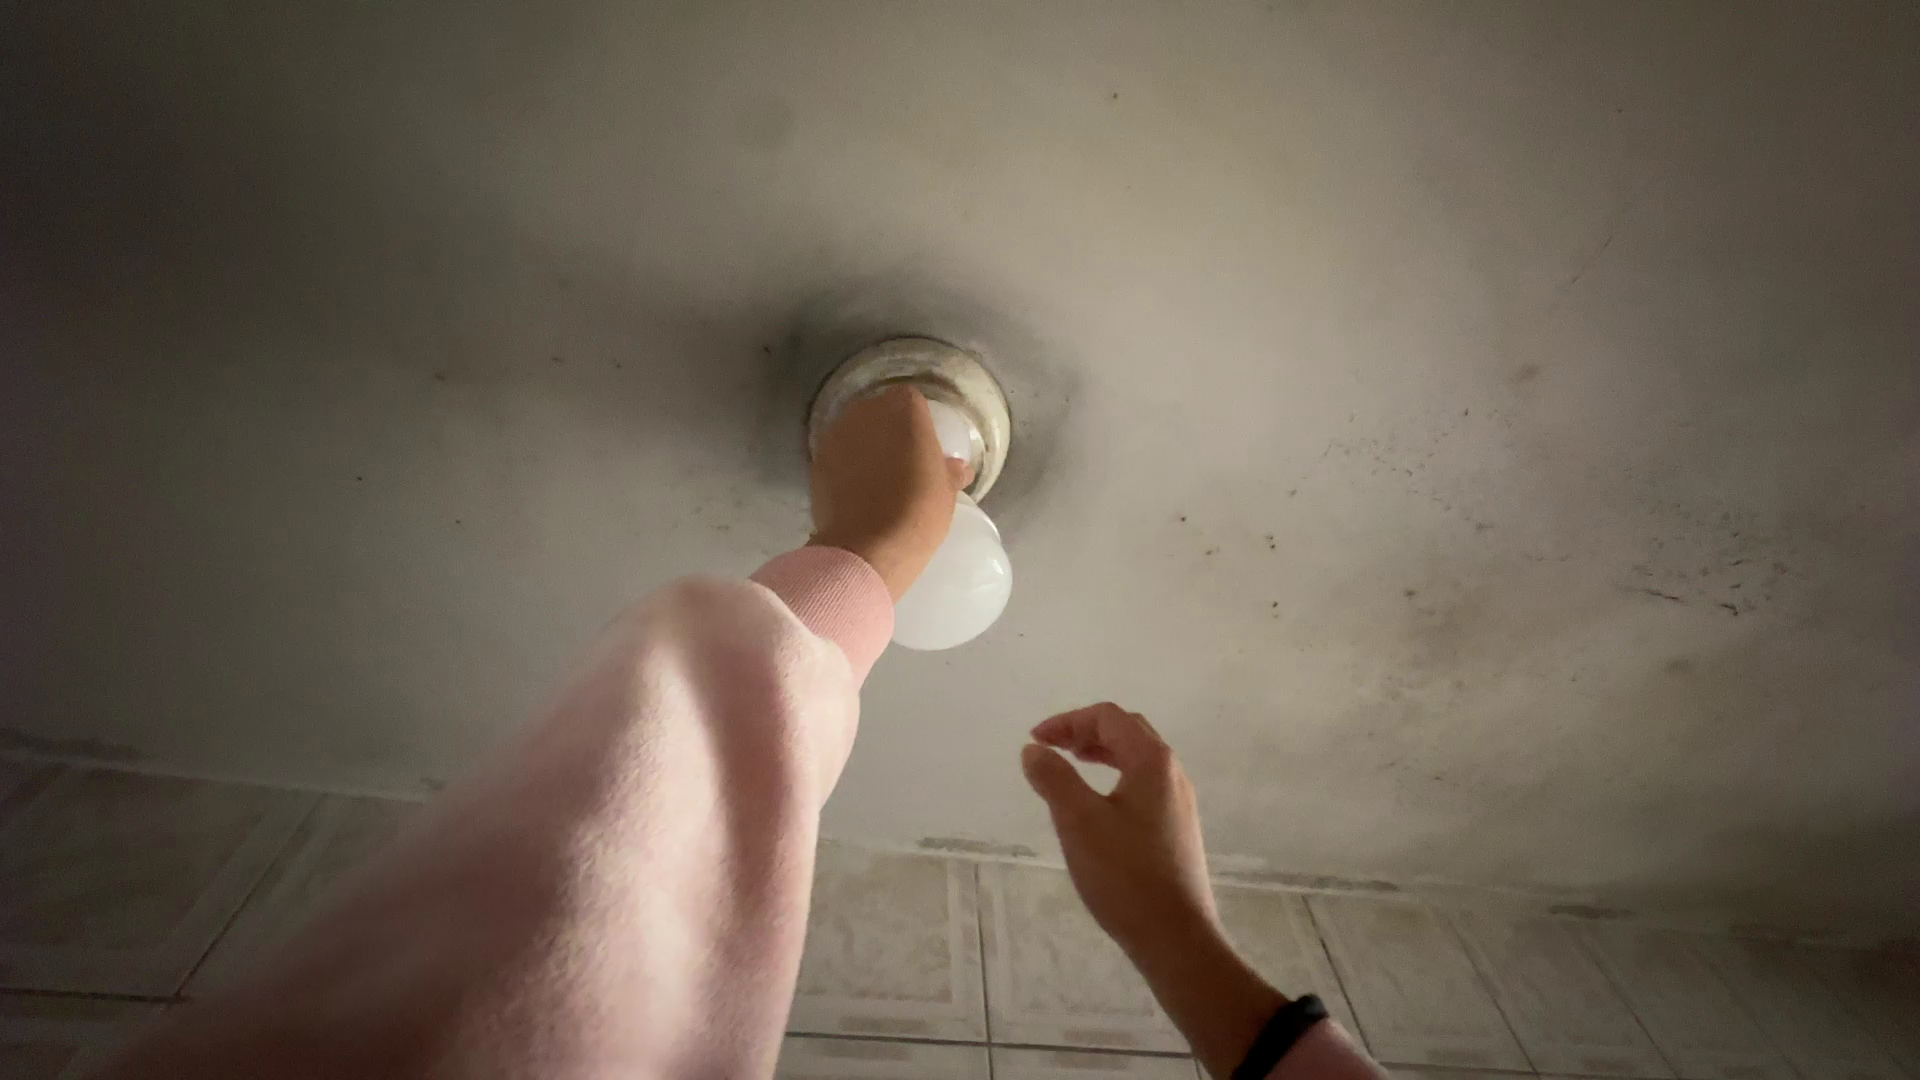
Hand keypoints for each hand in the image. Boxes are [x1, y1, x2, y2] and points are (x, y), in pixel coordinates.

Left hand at [809, 385, 969, 600]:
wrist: (868, 548)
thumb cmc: (918, 513)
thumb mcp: (946, 493)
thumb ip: (949, 471)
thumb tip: (956, 467)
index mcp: (904, 409)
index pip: (911, 401)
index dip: (917, 422)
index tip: (922, 446)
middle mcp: (866, 411)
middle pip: (879, 412)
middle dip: (887, 430)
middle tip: (899, 461)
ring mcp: (836, 434)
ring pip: (854, 431)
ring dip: (863, 446)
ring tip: (875, 477)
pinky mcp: (816, 459)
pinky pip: (837, 454)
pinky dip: (844, 465)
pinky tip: (855, 490)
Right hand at [1019, 703, 1217, 956]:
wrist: (1177, 939)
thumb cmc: (1125, 875)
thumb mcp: (1078, 821)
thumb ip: (1053, 778)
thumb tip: (1034, 750)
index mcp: (1152, 761)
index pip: (1108, 717)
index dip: (1068, 721)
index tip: (1036, 740)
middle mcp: (1172, 772)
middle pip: (1127, 730)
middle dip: (1086, 730)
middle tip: (1053, 747)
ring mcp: (1178, 801)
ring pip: (1137, 757)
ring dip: (1101, 751)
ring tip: (1072, 764)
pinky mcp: (1177, 828)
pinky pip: (1143, 782)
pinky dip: (1115, 775)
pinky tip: (1098, 803)